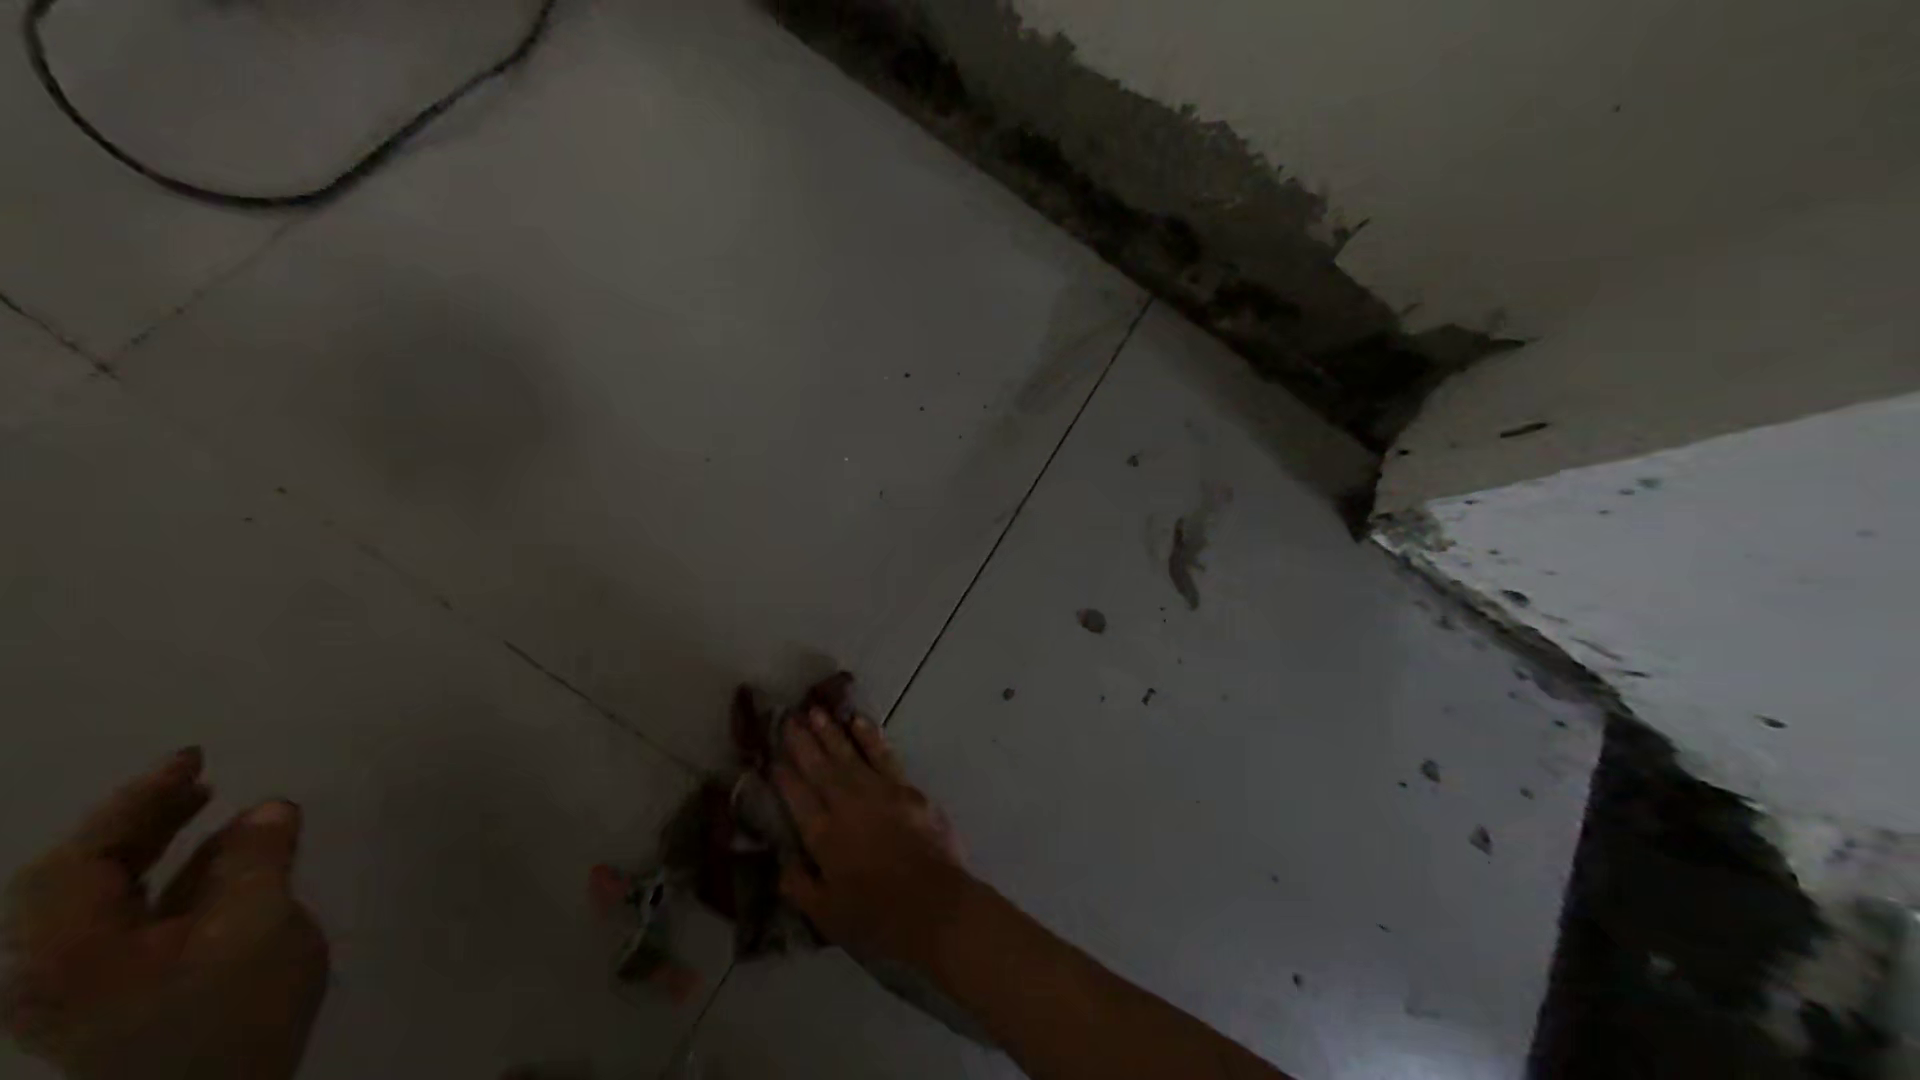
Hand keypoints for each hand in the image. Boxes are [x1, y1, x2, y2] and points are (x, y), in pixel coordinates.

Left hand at [2, 749, 328, 1079]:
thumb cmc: (229, 1014)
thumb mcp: (258, 928)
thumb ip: (258, 862)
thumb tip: (269, 806)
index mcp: (68, 953)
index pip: (77, 860)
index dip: (131, 802)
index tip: (194, 758)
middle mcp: (57, 966)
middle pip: (81, 876)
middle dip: (139, 818)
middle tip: (202, 774)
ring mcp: (90, 982)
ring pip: (111, 894)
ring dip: (158, 843)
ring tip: (213, 801)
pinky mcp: (127, 989)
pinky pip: (143, 914)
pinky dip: (180, 874)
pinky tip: (228, 854)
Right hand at [772, 710, 972, 963]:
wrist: (935, 906)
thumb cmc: (878, 918)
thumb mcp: (826, 916)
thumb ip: (799, 886)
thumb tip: (782, 862)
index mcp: (823, 836)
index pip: (796, 798)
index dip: (782, 776)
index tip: (770, 757)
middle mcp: (847, 806)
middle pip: (819, 768)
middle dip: (802, 743)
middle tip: (788, 719)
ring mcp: (879, 793)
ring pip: (848, 755)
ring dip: (830, 733)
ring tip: (814, 711)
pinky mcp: (907, 790)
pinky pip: (883, 756)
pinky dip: (869, 737)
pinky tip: (857, 721)